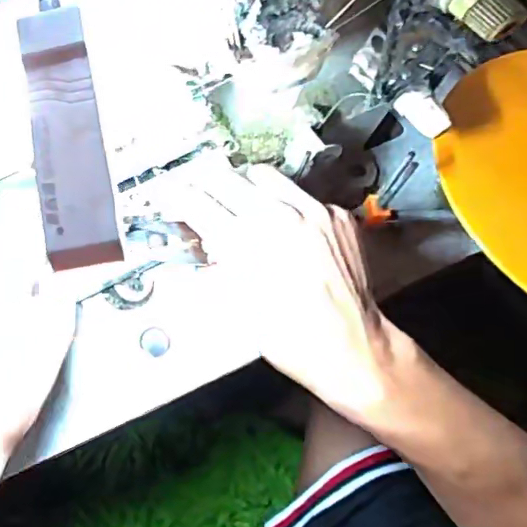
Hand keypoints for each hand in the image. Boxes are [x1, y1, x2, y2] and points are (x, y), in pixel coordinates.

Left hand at [0, 190, 80, 489]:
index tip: (81, 209)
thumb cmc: (5, 389)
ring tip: (65, 254)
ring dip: (29, 243)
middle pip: (1, 223)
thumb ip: (61, 274)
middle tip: (79, 233)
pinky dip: (13, 263)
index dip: (53, 207)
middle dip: (43, 224)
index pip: (15, 211)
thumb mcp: (50, 327)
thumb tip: (72, 242)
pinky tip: (37, 279)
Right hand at [170, 165, 417, 428]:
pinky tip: (281, 228)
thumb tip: (203, 243)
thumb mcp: (238, 305)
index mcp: (250, 243)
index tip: (173, 199)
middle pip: (228, 178)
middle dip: (207, 187)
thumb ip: (217, 265)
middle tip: (199, 197)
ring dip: (245, 187)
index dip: (179, 200)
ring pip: (265, 177)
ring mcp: (315, 213)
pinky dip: (284, 205)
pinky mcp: (337, 216)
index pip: (199, 203)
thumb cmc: (297, 340)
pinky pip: (300, 194)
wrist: (353, 349)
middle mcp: (283, 218)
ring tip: (239, 207)